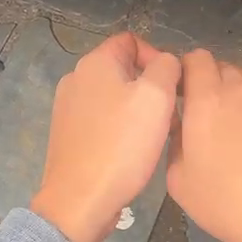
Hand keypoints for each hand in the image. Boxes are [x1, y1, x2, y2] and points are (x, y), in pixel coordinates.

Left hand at [29, 32, 180, 241]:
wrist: (81, 200)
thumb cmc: (122, 144)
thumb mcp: (157, 96)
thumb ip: (167, 66)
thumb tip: (166, 63)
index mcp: (95, 63)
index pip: (132, 40)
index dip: (158, 56)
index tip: (173, 85)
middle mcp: (76, 78)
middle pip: (124, 68)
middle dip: (151, 85)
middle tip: (170, 113)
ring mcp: (68, 108)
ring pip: (115, 95)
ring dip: (138, 108)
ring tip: (155, 134)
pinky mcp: (68, 134)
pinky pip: (103, 118)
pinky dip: (121, 127)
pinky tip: (133, 150)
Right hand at [167, 50, 241, 241]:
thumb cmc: (226, 203)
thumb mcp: (180, 180)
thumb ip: (175, 141)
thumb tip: (180, 123)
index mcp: (208, 99)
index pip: (196, 59)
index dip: (186, 70)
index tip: (182, 91)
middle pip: (224, 66)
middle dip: (211, 81)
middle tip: (207, 113)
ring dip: (241, 89)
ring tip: (238, 119)